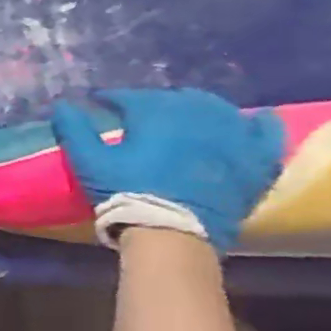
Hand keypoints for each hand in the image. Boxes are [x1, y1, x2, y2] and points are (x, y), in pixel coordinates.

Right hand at [51, 88, 284, 253]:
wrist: (171, 233)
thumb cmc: (126, 192)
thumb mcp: (89, 161)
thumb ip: (75, 130)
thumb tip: (63, 105)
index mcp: (158, 116)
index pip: (133, 97)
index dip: (113, 98)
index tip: (98, 102)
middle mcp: (201, 119)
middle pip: (179, 99)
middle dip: (156, 101)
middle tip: (138, 112)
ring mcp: (235, 139)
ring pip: (221, 110)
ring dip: (200, 108)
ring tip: (186, 116)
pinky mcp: (257, 162)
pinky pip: (268, 134)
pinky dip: (262, 124)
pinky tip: (257, 119)